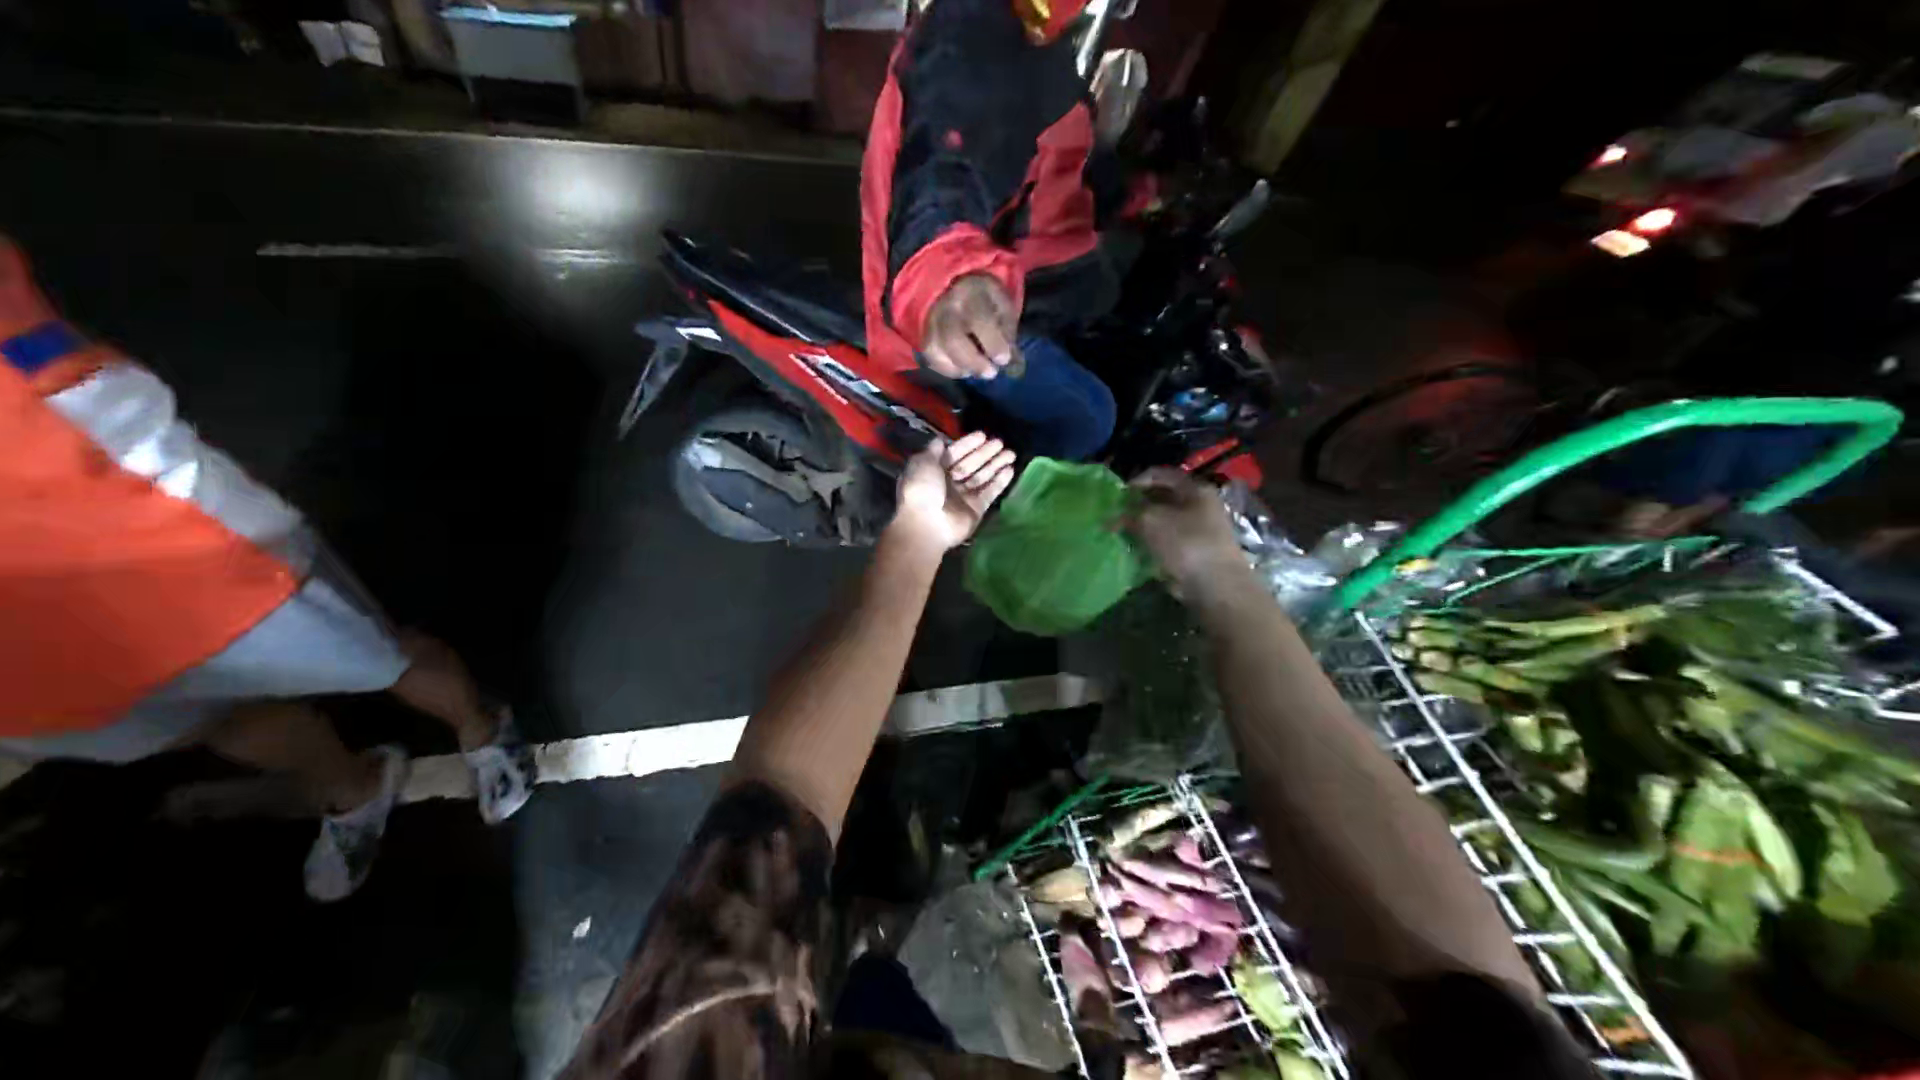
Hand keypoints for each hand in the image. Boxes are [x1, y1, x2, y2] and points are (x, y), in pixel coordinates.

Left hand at [892, 431, 1016, 550]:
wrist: (926, 523)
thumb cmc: (922, 489)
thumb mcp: (923, 463)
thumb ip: (933, 451)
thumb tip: (940, 441)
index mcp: (934, 471)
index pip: (954, 454)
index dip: (968, 444)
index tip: (982, 435)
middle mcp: (949, 483)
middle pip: (970, 464)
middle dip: (985, 453)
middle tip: (1000, 443)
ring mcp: (963, 497)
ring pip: (982, 477)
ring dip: (996, 465)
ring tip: (1011, 454)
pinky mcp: (976, 510)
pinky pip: (989, 493)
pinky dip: (999, 482)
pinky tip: (1010, 470)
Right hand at [921, 274, 1018, 379]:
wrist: (952, 290)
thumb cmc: (985, 300)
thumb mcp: (1003, 305)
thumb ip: (1007, 330)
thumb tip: (1009, 360)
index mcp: (970, 291)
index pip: (978, 319)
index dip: (992, 343)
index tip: (1003, 360)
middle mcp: (945, 307)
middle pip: (953, 340)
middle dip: (974, 363)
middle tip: (991, 373)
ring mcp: (931, 324)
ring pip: (939, 353)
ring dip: (963, 368)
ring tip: (980, 369)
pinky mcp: (925, 340)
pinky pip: (935, 362)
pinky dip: (953, 370)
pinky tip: (966, 367)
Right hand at [1127, 468, 1253, 600]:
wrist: (1216, 585)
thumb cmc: (1185, 544)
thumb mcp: (1151, 521)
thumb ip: (1130, 513)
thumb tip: (1114, 517)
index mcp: (1195, 488)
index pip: (1161, 474)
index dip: (1136, 481)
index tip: (1117, 495)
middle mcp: (1201, 504)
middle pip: (1163, 497)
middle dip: (1138, 504)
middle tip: (1117, 515)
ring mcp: (1201, 528)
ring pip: (1165, 520)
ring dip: (1144, 525)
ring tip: (1123, 533)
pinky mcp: (1196, 551)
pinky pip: (1169, 540)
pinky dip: (1152, 542)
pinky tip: (1138, 549)